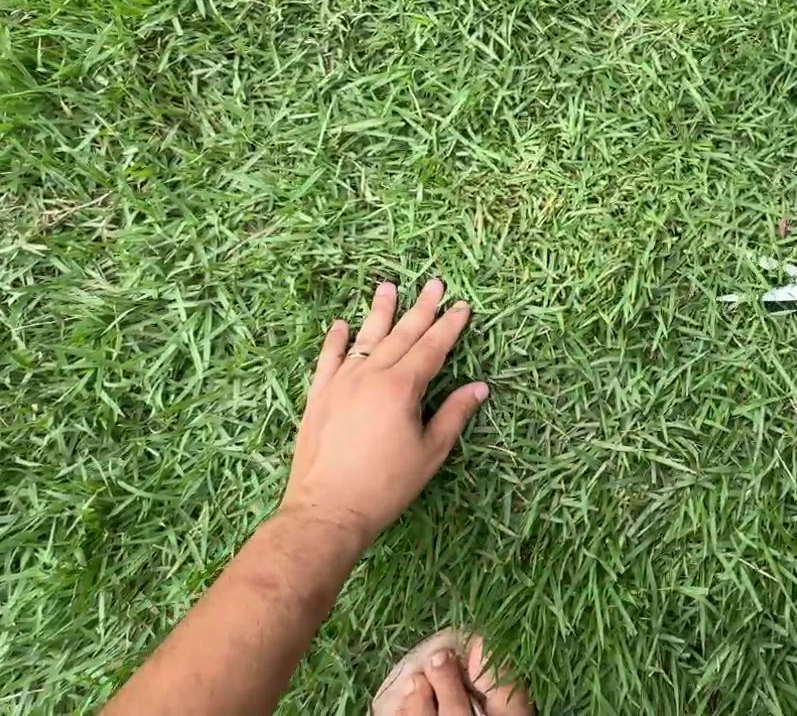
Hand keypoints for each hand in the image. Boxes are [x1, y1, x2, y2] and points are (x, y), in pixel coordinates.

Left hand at [281, 279, 488, 548]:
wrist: (325, 513)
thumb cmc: (385, 486)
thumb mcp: (430, 452)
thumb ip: (453, 414)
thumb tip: (479, 387)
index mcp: (401, 387)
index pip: (432, 347)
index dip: (449, 325)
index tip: (462, 305)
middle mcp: (370, 376)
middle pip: (402, 334)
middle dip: (421, 308)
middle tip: (434, 283)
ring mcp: (340, 384)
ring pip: (365, 338)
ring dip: (380, 311)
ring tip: (388, 286)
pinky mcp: (318, 398)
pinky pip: (327, 361)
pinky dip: (335, 341)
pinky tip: (341, 325)